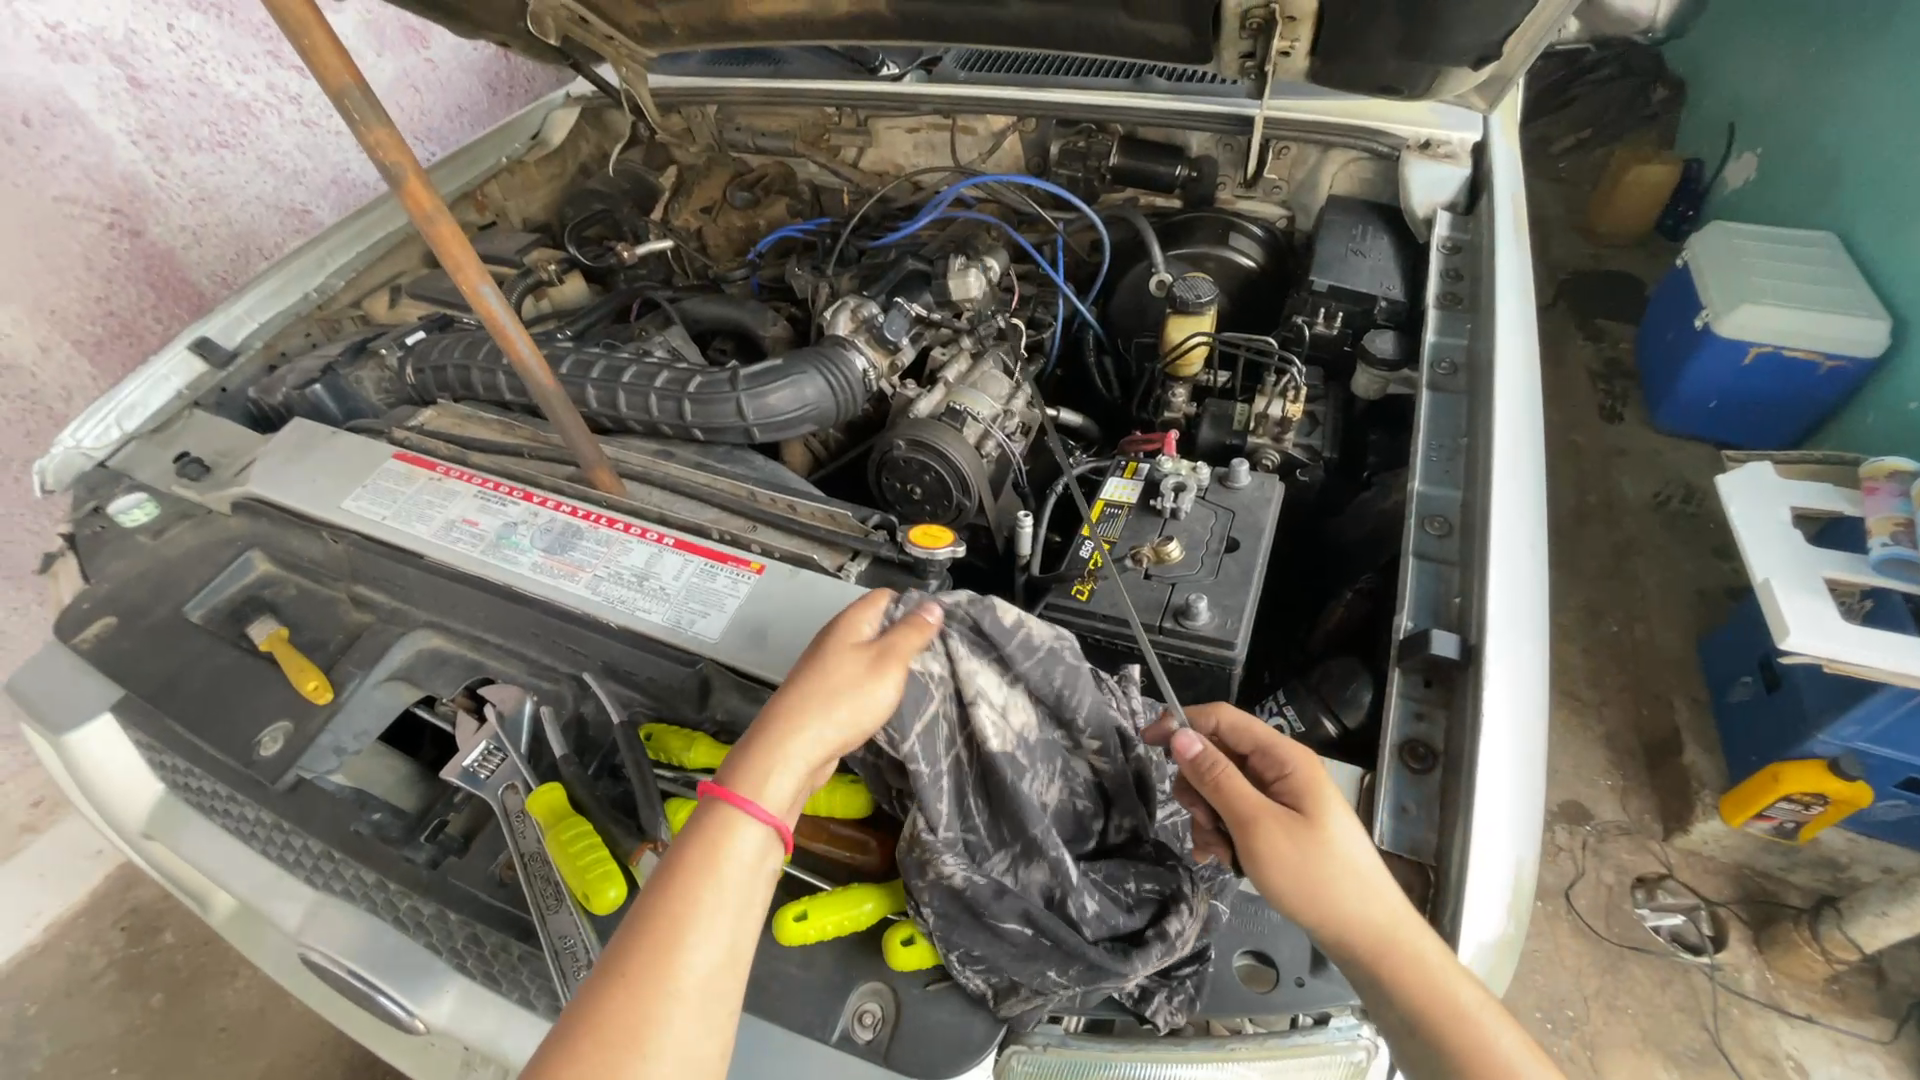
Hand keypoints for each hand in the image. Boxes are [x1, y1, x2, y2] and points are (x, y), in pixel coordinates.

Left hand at [717, 590, 941, 822]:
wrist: (791, 748)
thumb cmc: (845, 699)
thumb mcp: (889, 661)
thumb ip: (912, 632)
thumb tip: (933, 604)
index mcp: (851, 621)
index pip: (886, 596)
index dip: (913, 607)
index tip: (937, 630)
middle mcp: (835, 637)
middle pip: (876, 625)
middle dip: (904, 638)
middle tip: (933, 659)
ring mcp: (826, 665)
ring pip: (867, 653)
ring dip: (890, 665)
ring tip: (915, 681)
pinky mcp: (823, 692)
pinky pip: (856, 677)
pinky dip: (873, 685)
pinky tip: (885, 702)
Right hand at [1142, 702, 1417, 958]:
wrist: (1366, 934)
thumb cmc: (1314, 876)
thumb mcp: (1255, 825)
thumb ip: (1216, 777)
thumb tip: (1179, 735)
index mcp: (1282, 756)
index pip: (1221, 718)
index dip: (1182, 724)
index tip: (1147, 744)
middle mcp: (1280, 768)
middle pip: (1217, 754)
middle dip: (1197, 786)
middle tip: (1201, 820)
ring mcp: (1280, 796)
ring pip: (1221, 787)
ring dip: (1207, 816)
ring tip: (1218, 851)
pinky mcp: (1278, 822)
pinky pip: (1235, 812)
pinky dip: (1221, 832)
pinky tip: (1223, 860)